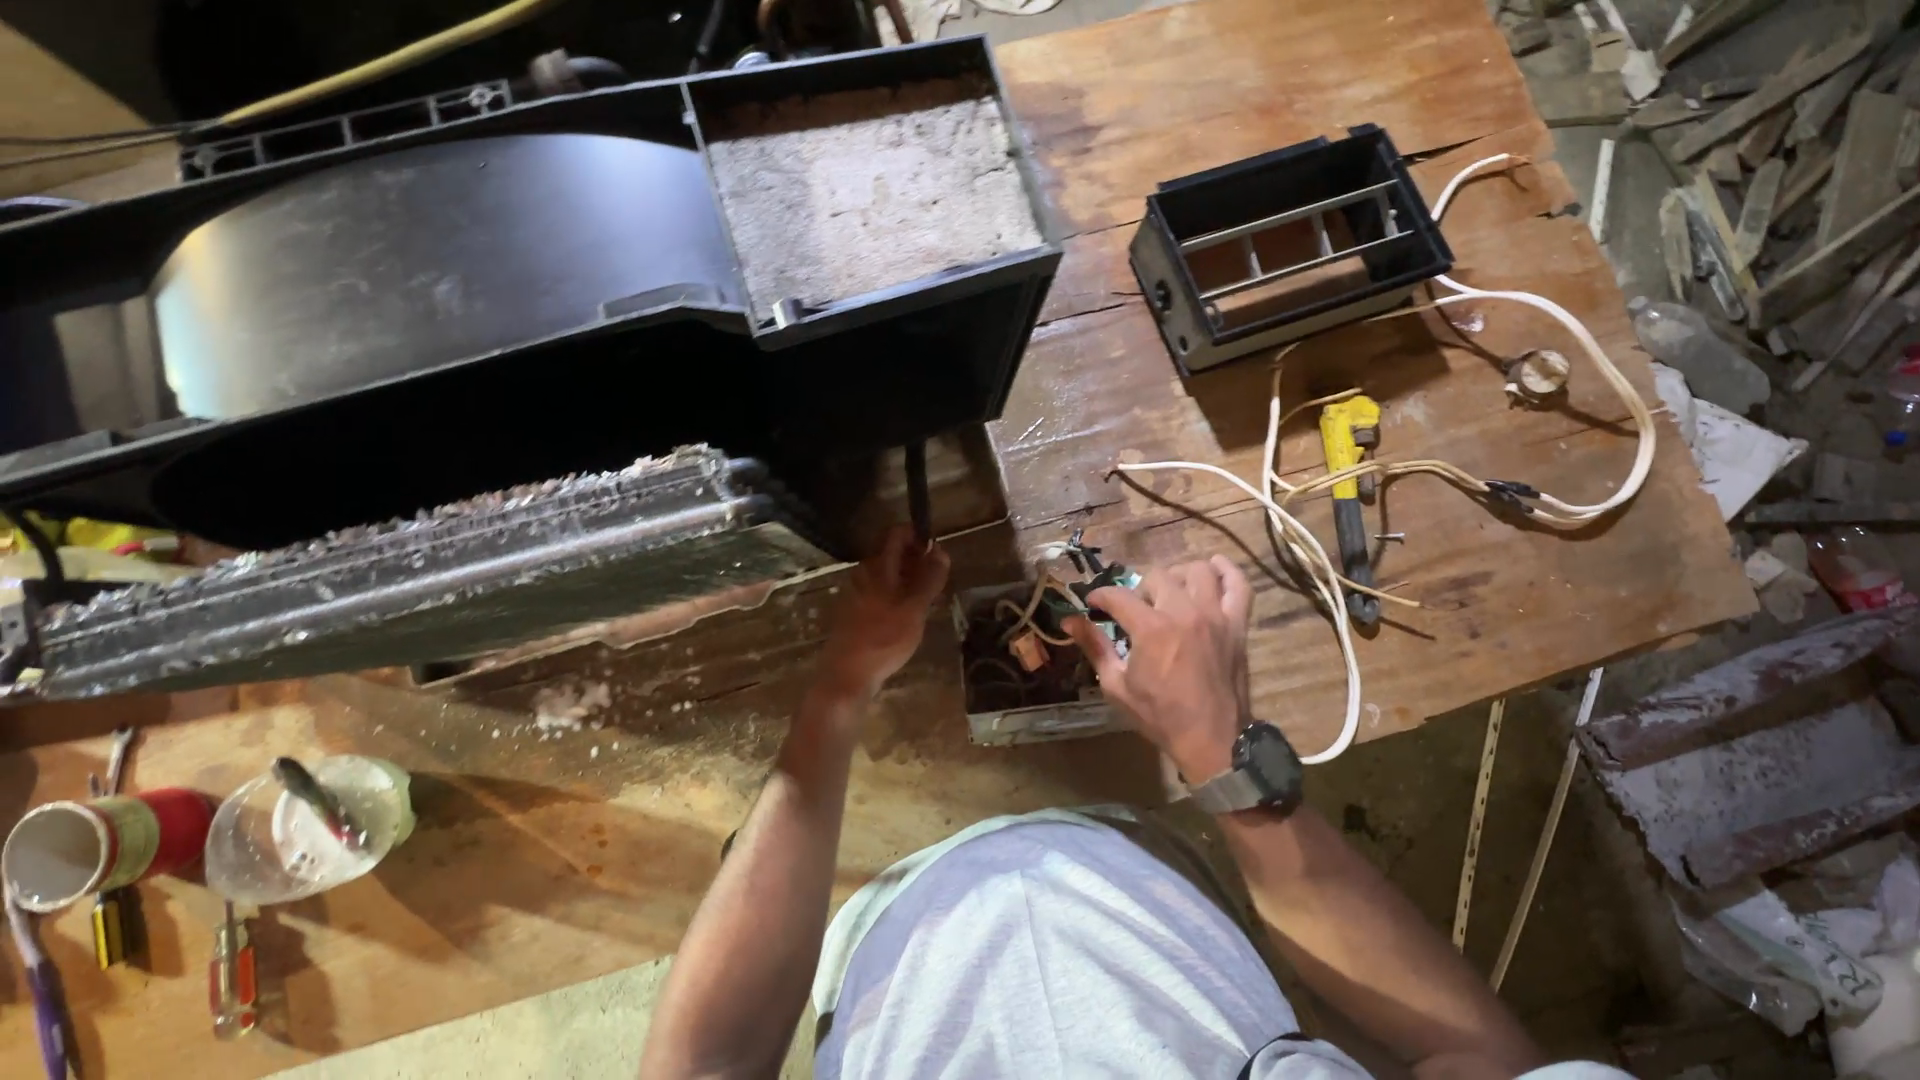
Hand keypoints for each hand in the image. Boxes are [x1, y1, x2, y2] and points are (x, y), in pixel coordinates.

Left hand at [815, 525, 950, 699]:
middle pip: (892, 553)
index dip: (918, 536)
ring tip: (928, 600)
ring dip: (909, 579)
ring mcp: (857, 592)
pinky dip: (897, 595)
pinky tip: (909, 616)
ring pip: (887, 575)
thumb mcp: (915, 609)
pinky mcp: (855, 611)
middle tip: (938, 580)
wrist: (847, 674)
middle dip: (917, 560)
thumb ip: (929, 578)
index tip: (937, 553)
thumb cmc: (884, 639)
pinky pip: (880, 592)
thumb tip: (941, 550)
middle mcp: (864, 573)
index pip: (897, 534)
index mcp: (877, 567)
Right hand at [1066, 555, 1251, 780]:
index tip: (1093, 604)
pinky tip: (1212, 569)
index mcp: (1152, 629)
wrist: (1212, 739)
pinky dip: (1226, 571)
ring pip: (1197, 571)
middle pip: (1157, 576)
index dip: (1100, 596)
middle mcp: (1184, 612)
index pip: (1118, 595)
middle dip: (1139, 588)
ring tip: (1170, 594)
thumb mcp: (1116, 685)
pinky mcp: (1238, 624)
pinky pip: (1239, 585)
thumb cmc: (1160, 716)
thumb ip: (1094, 647)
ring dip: (1177, 576)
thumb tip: (1068, 621)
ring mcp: (1216, 615)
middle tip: (1136, 609)